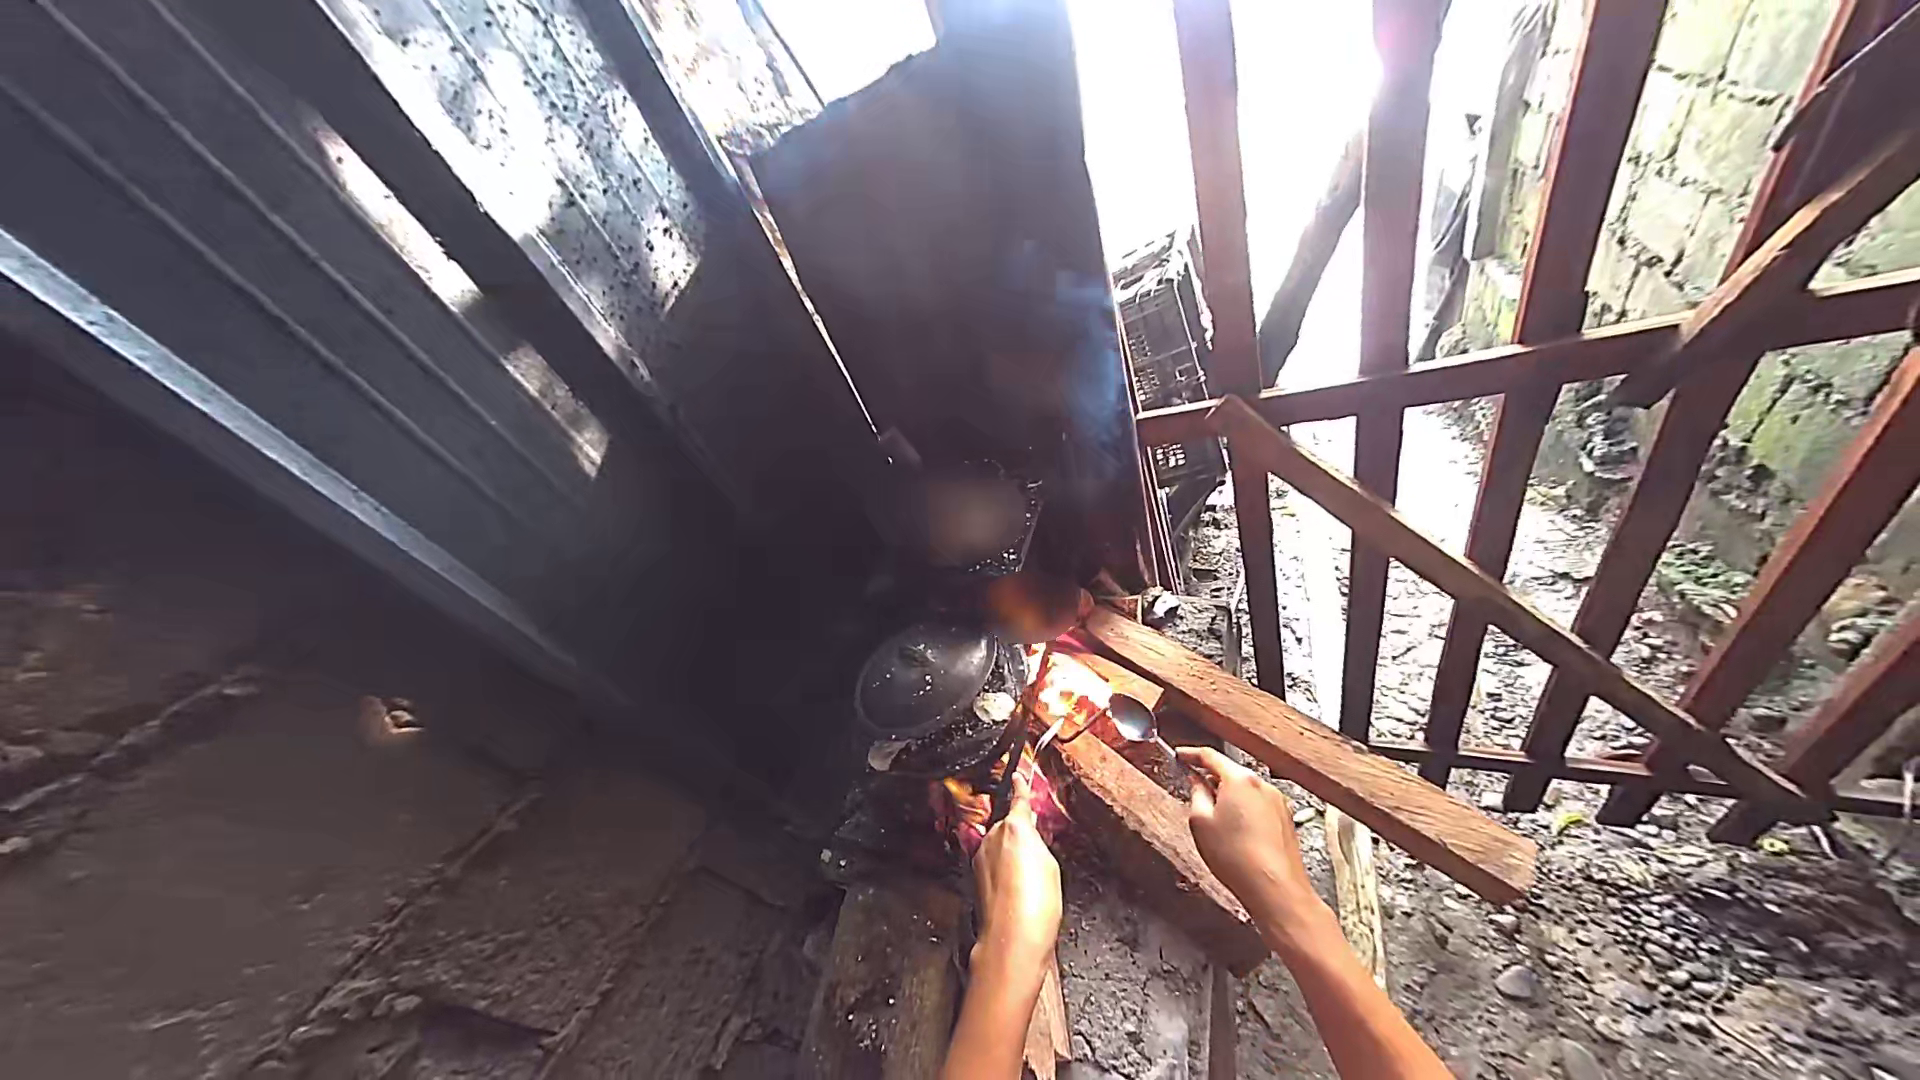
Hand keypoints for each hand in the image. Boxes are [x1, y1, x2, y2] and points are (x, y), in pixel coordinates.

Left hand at [971, 773, 1061, 975]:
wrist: (1013, 940)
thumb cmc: (1036, 906)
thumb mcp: (1049, 864)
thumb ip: (1037, 841)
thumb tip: (1031, 836)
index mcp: (1015, 827)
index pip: (1018, 798)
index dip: (1020, 786)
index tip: (1018, 776)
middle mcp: (993, 837)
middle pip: (1009, 825)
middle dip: (1021, 834)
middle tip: (1037, 853)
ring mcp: (982, 856)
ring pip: (999, 845)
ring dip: (1011, 855)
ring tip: (1030, 880)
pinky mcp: (977, 876)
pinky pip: (993, 863)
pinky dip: (1004, 870)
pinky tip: (1018, 890)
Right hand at [1179, 746, 1315, 921]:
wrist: (1276, 891)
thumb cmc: (1238, 858)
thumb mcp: (1200, 821)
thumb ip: (1195, 793)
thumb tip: (1196, 782)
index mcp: (1239, 780)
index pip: (1210, 755)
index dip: (1190, 754)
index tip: (1181, 755)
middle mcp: (1261, 785)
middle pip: (1229, 771)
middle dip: (1210, 777)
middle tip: (1192, 786)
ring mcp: (1277, 802)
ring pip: (1244, 789)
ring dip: (1227, 795)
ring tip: (1214, 818)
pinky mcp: (1285, 819)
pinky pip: (1257, 804)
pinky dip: (1243, 809)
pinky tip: (1234, 831)